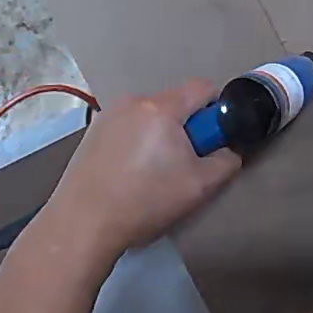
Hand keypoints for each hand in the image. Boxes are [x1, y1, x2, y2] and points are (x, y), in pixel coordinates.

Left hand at [40, 81, 241, 257]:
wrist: (82, 224)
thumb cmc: (145, 201)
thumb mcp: (201, 186)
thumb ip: (227, 161)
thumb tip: (229, 149)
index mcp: (162, 108)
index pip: (204, 87)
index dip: (217, 111)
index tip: (213, 141)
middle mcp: (134, 101)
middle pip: (176, 102)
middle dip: (188, 127)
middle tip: (184, 164)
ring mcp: (109, 114)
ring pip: (152, 115)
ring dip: (162, 134)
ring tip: (154, 173)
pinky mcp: (92, 131)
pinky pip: (129, 126)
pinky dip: (138, 141)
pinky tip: (130, 173)